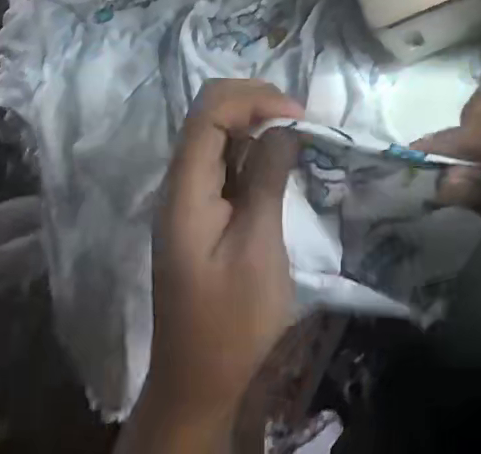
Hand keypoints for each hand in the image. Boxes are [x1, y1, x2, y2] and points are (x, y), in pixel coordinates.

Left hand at [124, 80, 303, 451]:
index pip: (209, 112)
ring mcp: (190, 195)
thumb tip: (285, 126)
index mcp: (185, 190)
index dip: (255, 99)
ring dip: (258, 123)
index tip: (299, 116)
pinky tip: (282, 159)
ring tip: (299, 135)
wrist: (198, 381)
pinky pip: (225, 159)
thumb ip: (267, 178)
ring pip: (218, 132)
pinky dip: (255, 148)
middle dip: (257, 103)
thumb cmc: (231, 320)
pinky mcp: (203, 209)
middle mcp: (180, 182)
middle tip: (301, 121)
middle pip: (210, 112)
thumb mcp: (258, 246)